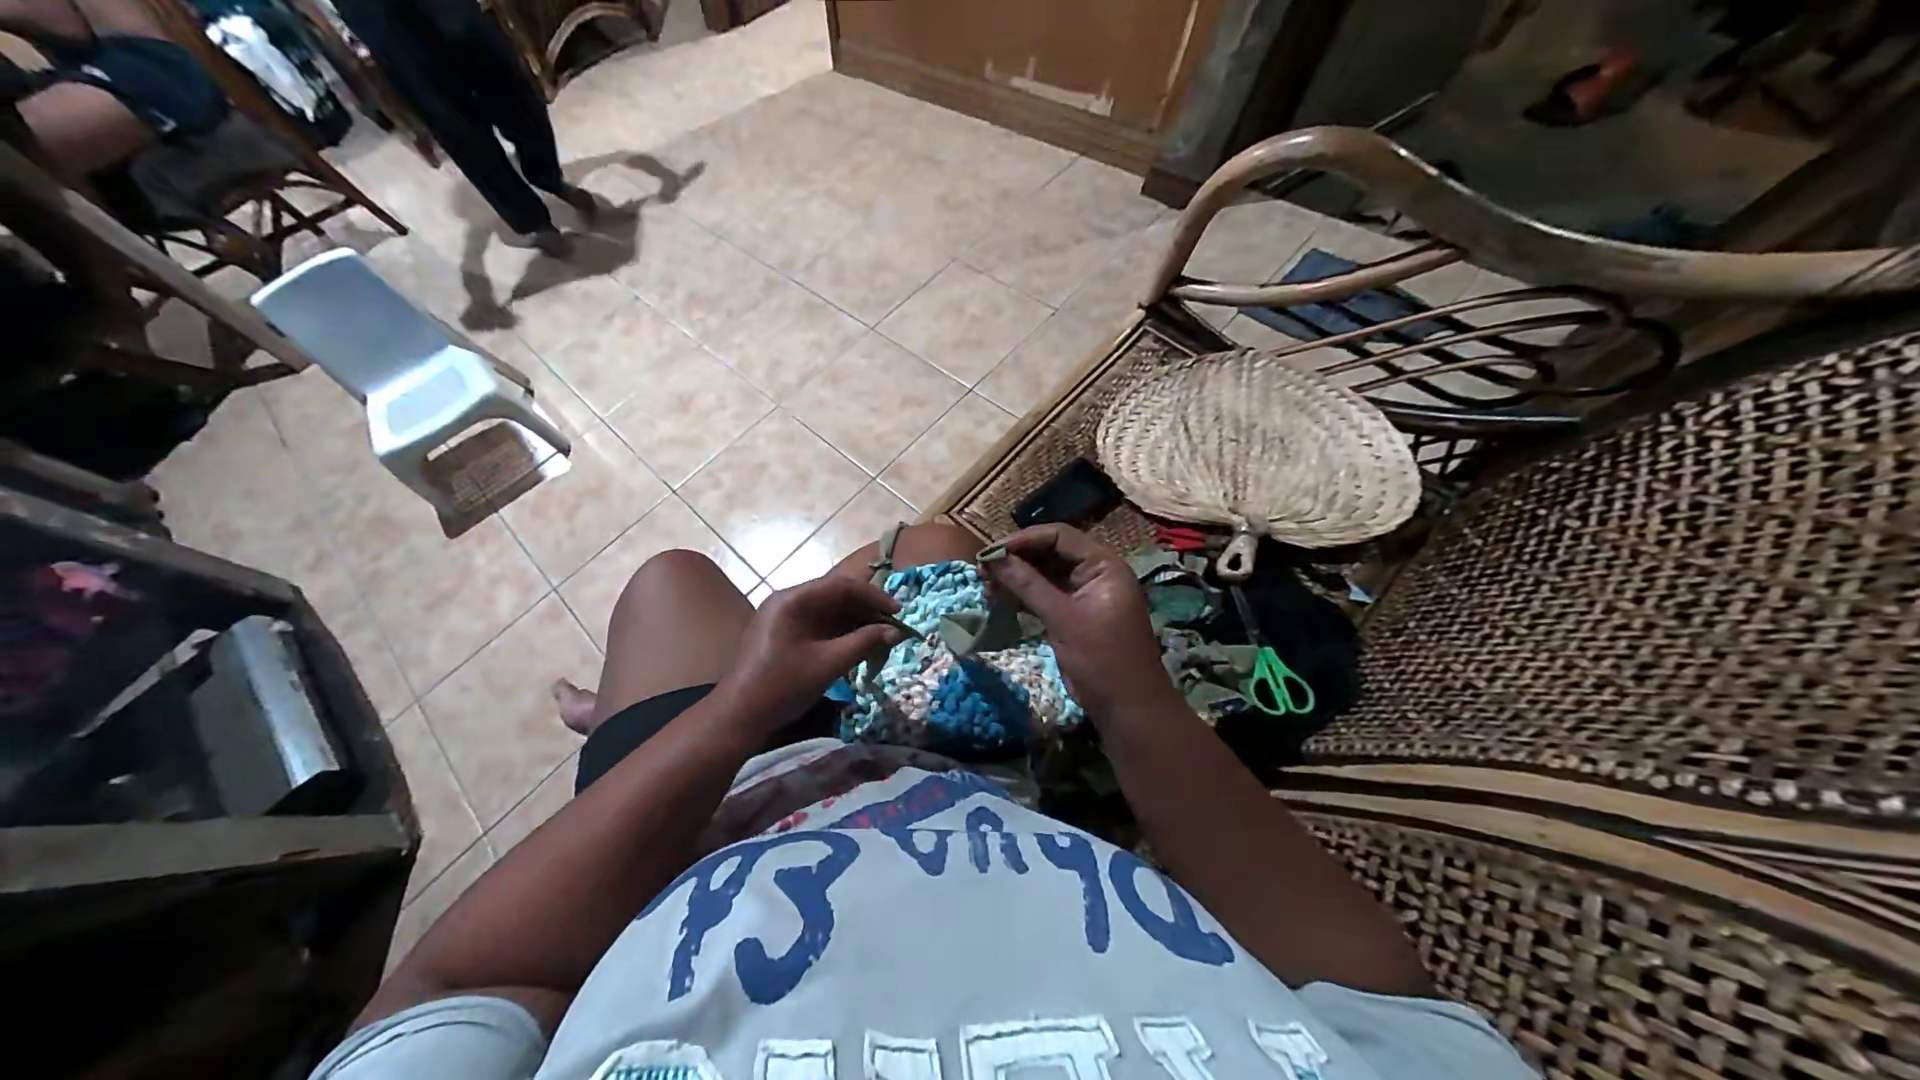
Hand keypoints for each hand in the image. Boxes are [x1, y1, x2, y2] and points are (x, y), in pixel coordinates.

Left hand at [714, 575, 906, 736]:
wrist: (738, 716)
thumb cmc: (782, 686)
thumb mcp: (828, 664)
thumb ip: (863, 643)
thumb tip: (895, 632)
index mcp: (794, 600)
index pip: (842, 586)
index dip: (874, 596)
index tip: (898, 612)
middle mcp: (787, 600)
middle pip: (835, 595)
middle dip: (867, 609)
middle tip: (893, 626)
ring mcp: (784, 617)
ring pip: (829, 610)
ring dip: (856, 622)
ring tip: (881, 637)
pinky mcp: (784, 633)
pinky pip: (819, 624)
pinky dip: (841, 632)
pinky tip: (859, 645)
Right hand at [979, 525, 1174, 718]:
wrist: (1126, 706)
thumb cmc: (1102, 657)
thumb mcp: (1063, 618)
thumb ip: (1028, 585)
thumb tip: (993, 558)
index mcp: (1103, 565)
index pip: (1059, 537)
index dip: (1024, 540)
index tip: (992, 551)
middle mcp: (1095, 574)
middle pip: (1050, 553)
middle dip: (1017, 559)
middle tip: (983, 569)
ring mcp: (1083, 596)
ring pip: (1044, 575)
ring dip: (1016, 578)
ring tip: (987, 586)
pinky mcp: (1073, 616)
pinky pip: (1044, 596)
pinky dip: (1023, 597)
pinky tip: (999, 601)